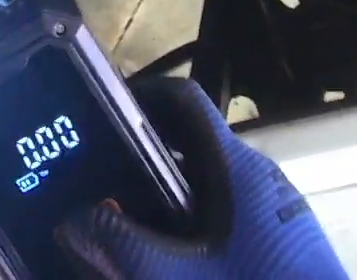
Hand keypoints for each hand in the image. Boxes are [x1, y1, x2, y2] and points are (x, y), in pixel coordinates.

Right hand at [57, 79, 348, 279]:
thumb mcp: (180, 279)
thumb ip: (121, 245)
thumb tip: (71, 222)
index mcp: (236, 168)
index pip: (183, 99)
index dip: (140, 94)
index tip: (101, 113)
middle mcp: (258, 177)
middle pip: (191, 141)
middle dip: (143, 152)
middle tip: (102, 174)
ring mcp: (276, 212)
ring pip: (208, 181)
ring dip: (166, 192)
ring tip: (128, 222)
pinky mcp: (285, 245)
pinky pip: (227, 213)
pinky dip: (192, 222)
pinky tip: (175, 261)